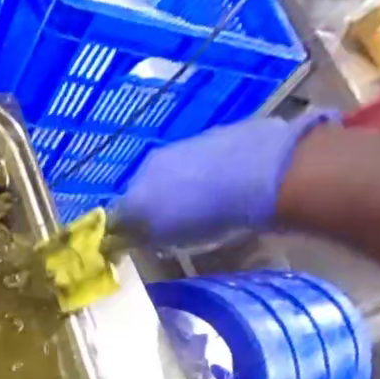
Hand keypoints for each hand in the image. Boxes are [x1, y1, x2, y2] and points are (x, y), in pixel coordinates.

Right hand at [112, 108, 339, 248]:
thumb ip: (143, 236)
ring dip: (175, 191)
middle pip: (142, 191)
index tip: (138, 243)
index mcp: (136, 192)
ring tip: (197, 208)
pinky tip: (218, 189)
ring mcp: (181, 147)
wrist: (261, 173)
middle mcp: (150, 165)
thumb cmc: (209, 218)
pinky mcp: (211, 136)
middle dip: (150, 208)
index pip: (119, 214)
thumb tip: (126, 237)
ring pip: (168, 175)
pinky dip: (199, 176)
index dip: (126, 230)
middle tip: (168, 228)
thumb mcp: (169, 239)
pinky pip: (195, 163)